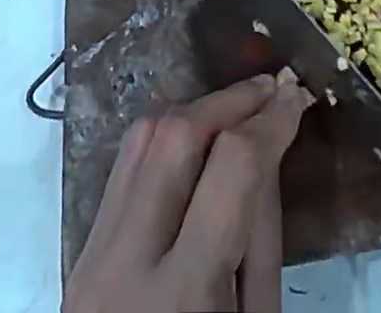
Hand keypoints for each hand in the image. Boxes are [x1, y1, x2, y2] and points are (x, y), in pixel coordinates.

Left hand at [66, 70, 314, 312]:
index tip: (299, 98)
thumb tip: (267, 156)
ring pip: (141, 139)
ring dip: (196, 108)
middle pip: (176, 137)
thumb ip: (261, 243)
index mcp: (183, 296)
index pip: (232, 172)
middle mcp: (127, 258)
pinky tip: (194, 132)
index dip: (271, 123)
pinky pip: (123, 163)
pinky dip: (164, 132)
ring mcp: (94, 247)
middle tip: (272, 88)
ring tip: (239, 103)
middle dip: (230, 100)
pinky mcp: (82, 244)